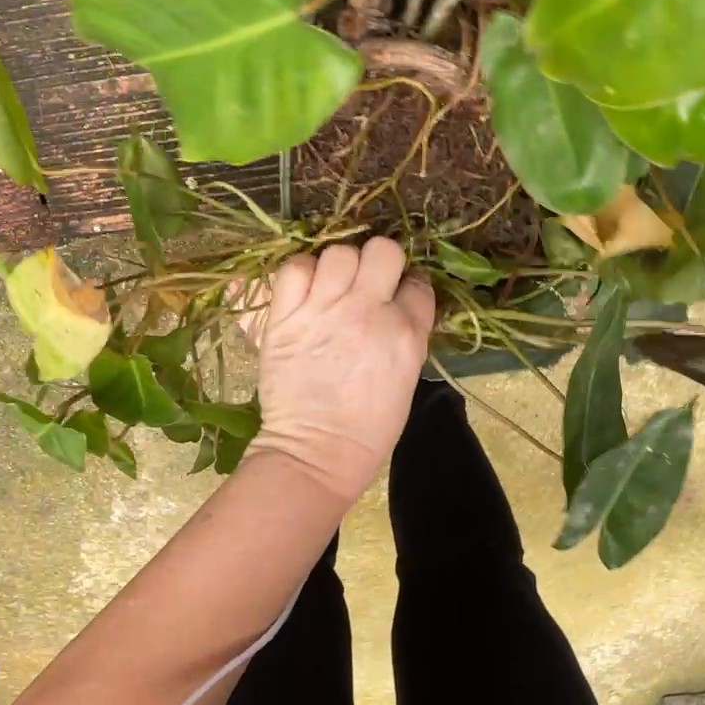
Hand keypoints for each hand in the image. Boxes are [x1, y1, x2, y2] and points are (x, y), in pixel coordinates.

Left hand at [245, 238, 434, 502]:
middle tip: (364, 286)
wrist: (317, 454)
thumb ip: (406, 337)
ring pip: (339, 253)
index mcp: (407, 334)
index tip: (395, 300)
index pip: (417, 283)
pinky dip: (300, 273)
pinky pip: (295, 267)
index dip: (406, 288)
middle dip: (377, 264)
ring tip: (330, 290)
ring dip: (337, 267)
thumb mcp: (406, 382)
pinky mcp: (286, 318)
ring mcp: (325, 311)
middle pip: (383, 251)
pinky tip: (304, 294)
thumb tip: (396, 308)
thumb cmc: (368, 432)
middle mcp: (369, 313)